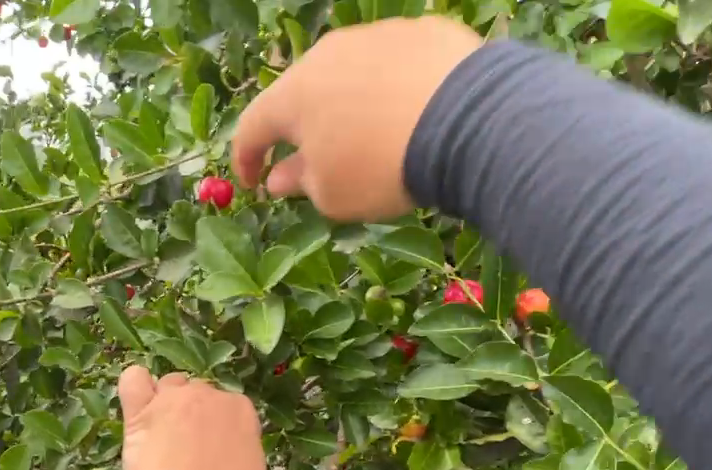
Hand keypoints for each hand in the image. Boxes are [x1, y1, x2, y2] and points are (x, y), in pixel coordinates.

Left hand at [117, 367, 265, 469]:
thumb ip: (241, 446)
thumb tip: (229, 445)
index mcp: (239, 409)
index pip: (229, 407)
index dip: (220, 428)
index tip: (215, 449)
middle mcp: (206, 395)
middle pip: (198, 393)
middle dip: (195, 415)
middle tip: (188, 448)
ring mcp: (171, 400)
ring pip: (170, 385)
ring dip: (168, 401)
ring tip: (164, 433)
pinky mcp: (140, 413)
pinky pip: (133, 380)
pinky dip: (136, 385)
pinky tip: (139, 403)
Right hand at [233, 17, 482, 221]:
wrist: (466, 121)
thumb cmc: (378, 168)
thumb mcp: (330, 195)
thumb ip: (299, 183)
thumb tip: (279, 177)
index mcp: (294, 95)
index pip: (251, 127)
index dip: (245, 160)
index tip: (253, 184)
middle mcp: (327, 55)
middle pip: (299, 95)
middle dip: (298, 131)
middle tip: (309, 164)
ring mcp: (375, 37)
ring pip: (344, 76)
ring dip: (343, 108)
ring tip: (365, 141)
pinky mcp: (419, 33)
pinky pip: (390, 67)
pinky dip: (386, 93)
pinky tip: (405, 119)